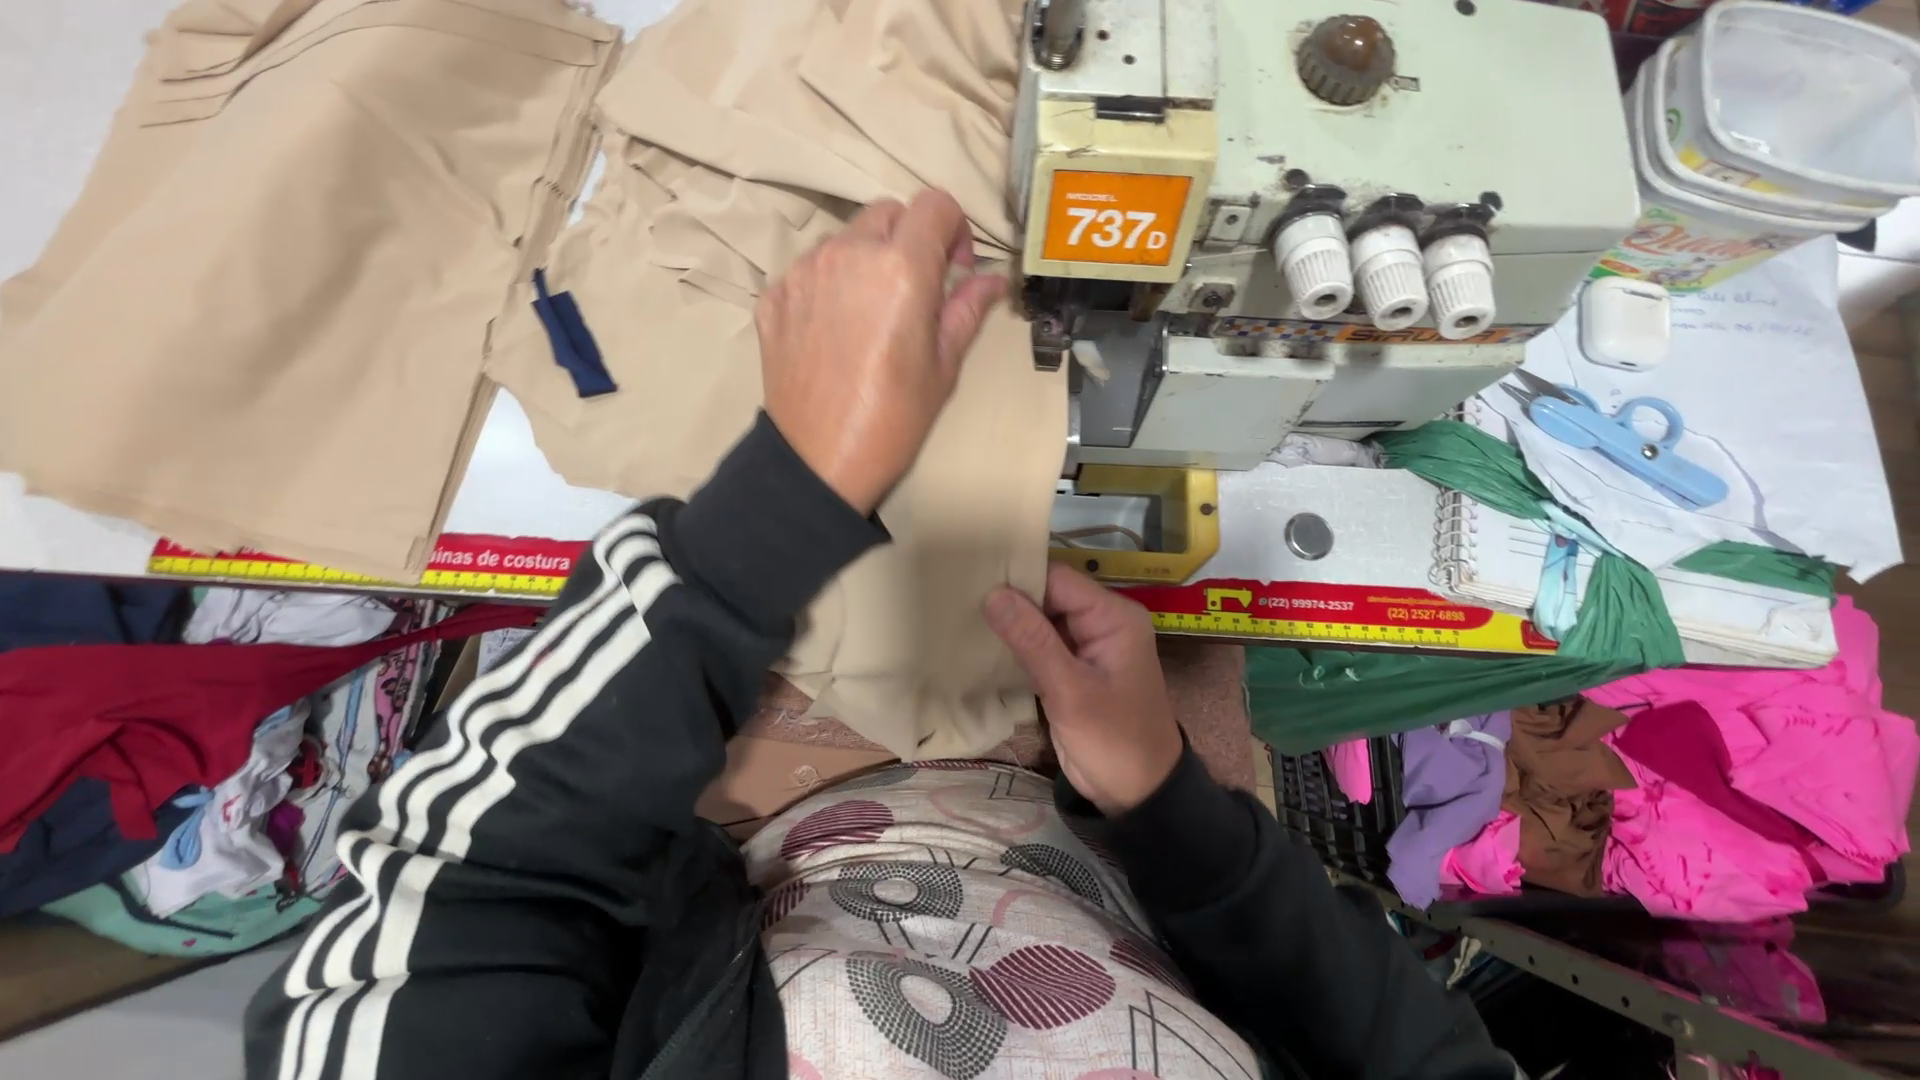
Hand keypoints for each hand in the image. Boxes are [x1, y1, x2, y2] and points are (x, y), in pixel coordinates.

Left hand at [756, 190, 1006, 515]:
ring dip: (866, 259)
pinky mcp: (774, 295)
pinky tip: (835, 331)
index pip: (935, 204)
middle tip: (916, 290)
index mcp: (901, 267)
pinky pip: (810, 270)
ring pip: (844, 239)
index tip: (953, 269)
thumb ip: (966, 309)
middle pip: (887, 214)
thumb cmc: (894, 418)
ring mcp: (803, 272)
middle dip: (909, 239)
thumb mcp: (943, 366)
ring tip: (870, 314)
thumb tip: (991, 279)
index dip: (953, 229)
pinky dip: (829, 285)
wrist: (820, 461)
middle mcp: (848, 253)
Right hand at [984, 562, 1182, 815]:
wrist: (1139, 794)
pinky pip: (1040, 643)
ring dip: (1008, 621)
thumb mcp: (1071, 692)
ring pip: (1040, 618)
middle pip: (1047, 594)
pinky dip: (1016, 644)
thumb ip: (1032, 640)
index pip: (1057, 579)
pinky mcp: (1071, 668)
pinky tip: (980, 642)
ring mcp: (1086, 645)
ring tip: (960, 612)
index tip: (972, 577)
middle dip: (1008, 597)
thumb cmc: (1114, 741)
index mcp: (1113, 617)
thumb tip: (993, 594)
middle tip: (957, 594)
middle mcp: (1101, 622)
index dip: (1017, 577)